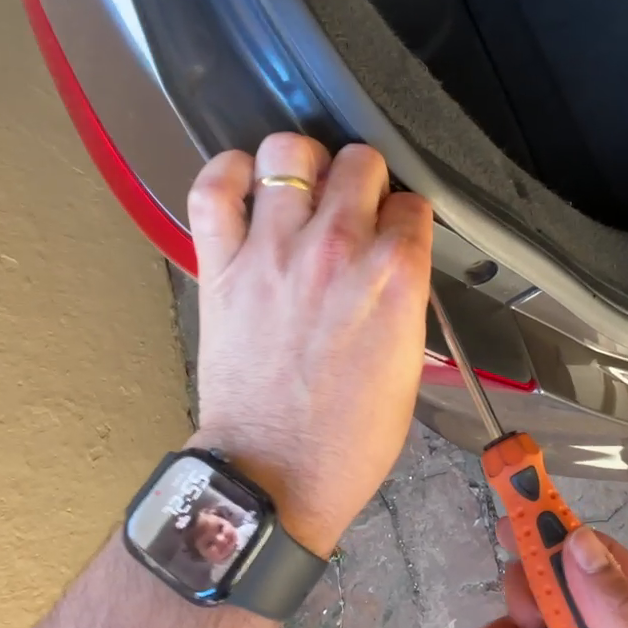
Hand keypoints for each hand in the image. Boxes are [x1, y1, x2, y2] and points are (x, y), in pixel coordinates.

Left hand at [184, 133, 433, 554]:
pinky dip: (227, 171)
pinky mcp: (222, 265)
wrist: (273, 475)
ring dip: (304, 164)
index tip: (395, 231)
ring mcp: (274, 251)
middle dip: (365, 179)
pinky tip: (245, 180)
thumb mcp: (408, 360)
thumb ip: (402, 293)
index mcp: (394, 275)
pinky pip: (214, 189)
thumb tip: (392, 255)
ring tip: (302, 188)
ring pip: (291, 152)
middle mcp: (338, 247)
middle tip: (354, 207)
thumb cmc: (350, 434)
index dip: (407, 216)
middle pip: (361, 161)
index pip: (413, 203)